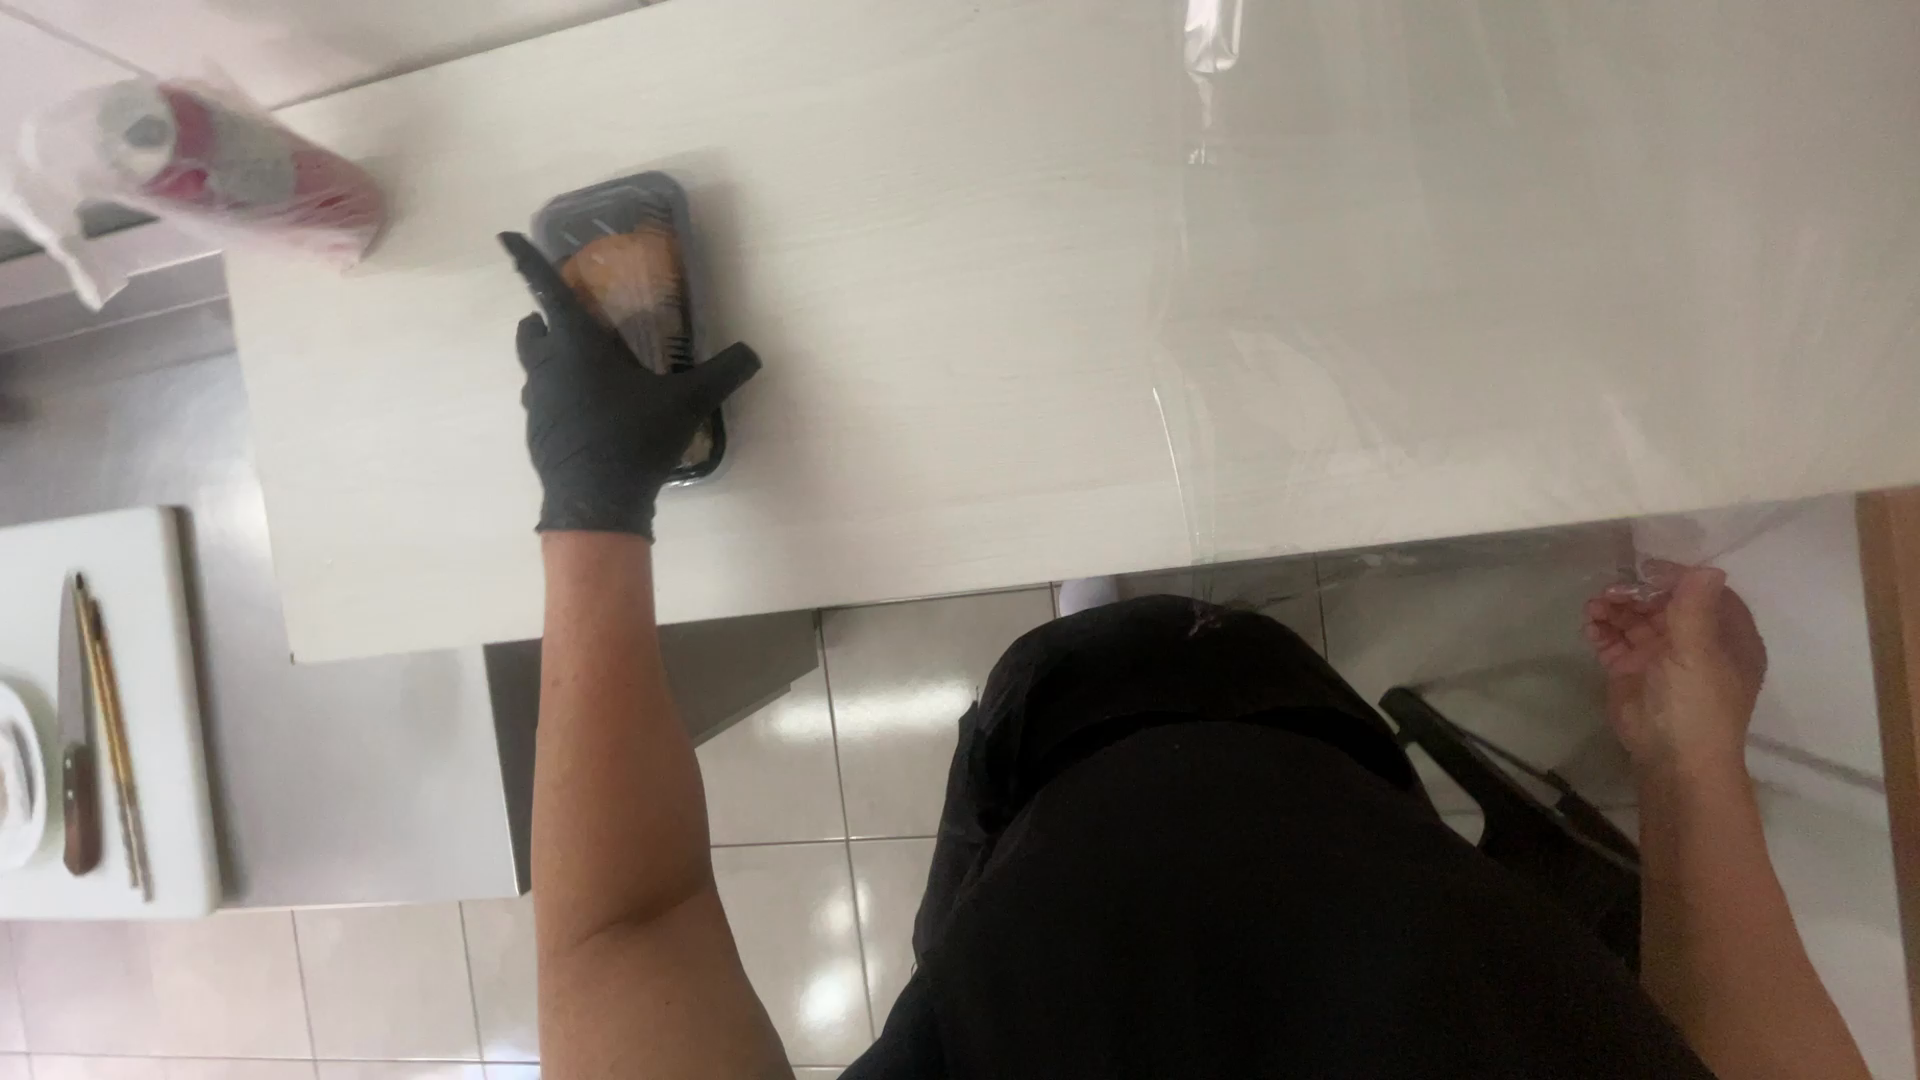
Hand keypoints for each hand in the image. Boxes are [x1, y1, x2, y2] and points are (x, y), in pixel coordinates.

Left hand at [501, 232, 760, 537]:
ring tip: (590, 375)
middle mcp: (548, 368)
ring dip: (553, 360)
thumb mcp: (688, 404)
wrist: (595, 500)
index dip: (527, 260)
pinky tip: (592, 418)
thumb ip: (722, 374)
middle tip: (576, 324)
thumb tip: (752, 353)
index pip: (546, 291)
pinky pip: (544, 402)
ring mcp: (537, 402)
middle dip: (545, 318)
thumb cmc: (635, 439)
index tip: (507, 236)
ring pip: (534, 367)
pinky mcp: (538, 432)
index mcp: (578, 347)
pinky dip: (560, 398)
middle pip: (532, 329)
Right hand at [1582, 562, 1766, 773]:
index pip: (1705, 596)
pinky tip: (1590, 628)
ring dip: (1613, 611)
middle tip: (1609, 593)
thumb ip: (1695, 611)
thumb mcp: (1697, 654)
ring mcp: (1659, 657)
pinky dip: (1601, 631)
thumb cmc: (1695, 703)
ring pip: (1634, 621)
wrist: (1670, 754)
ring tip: (1593, 610)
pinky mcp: (1629, 669)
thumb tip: (1707, 568)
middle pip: (1663, 605)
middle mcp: (1694, 644)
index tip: (1645, 569)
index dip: (1678, 580)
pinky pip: (1613, 641)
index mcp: (1725, 639)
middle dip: (1636, 595)